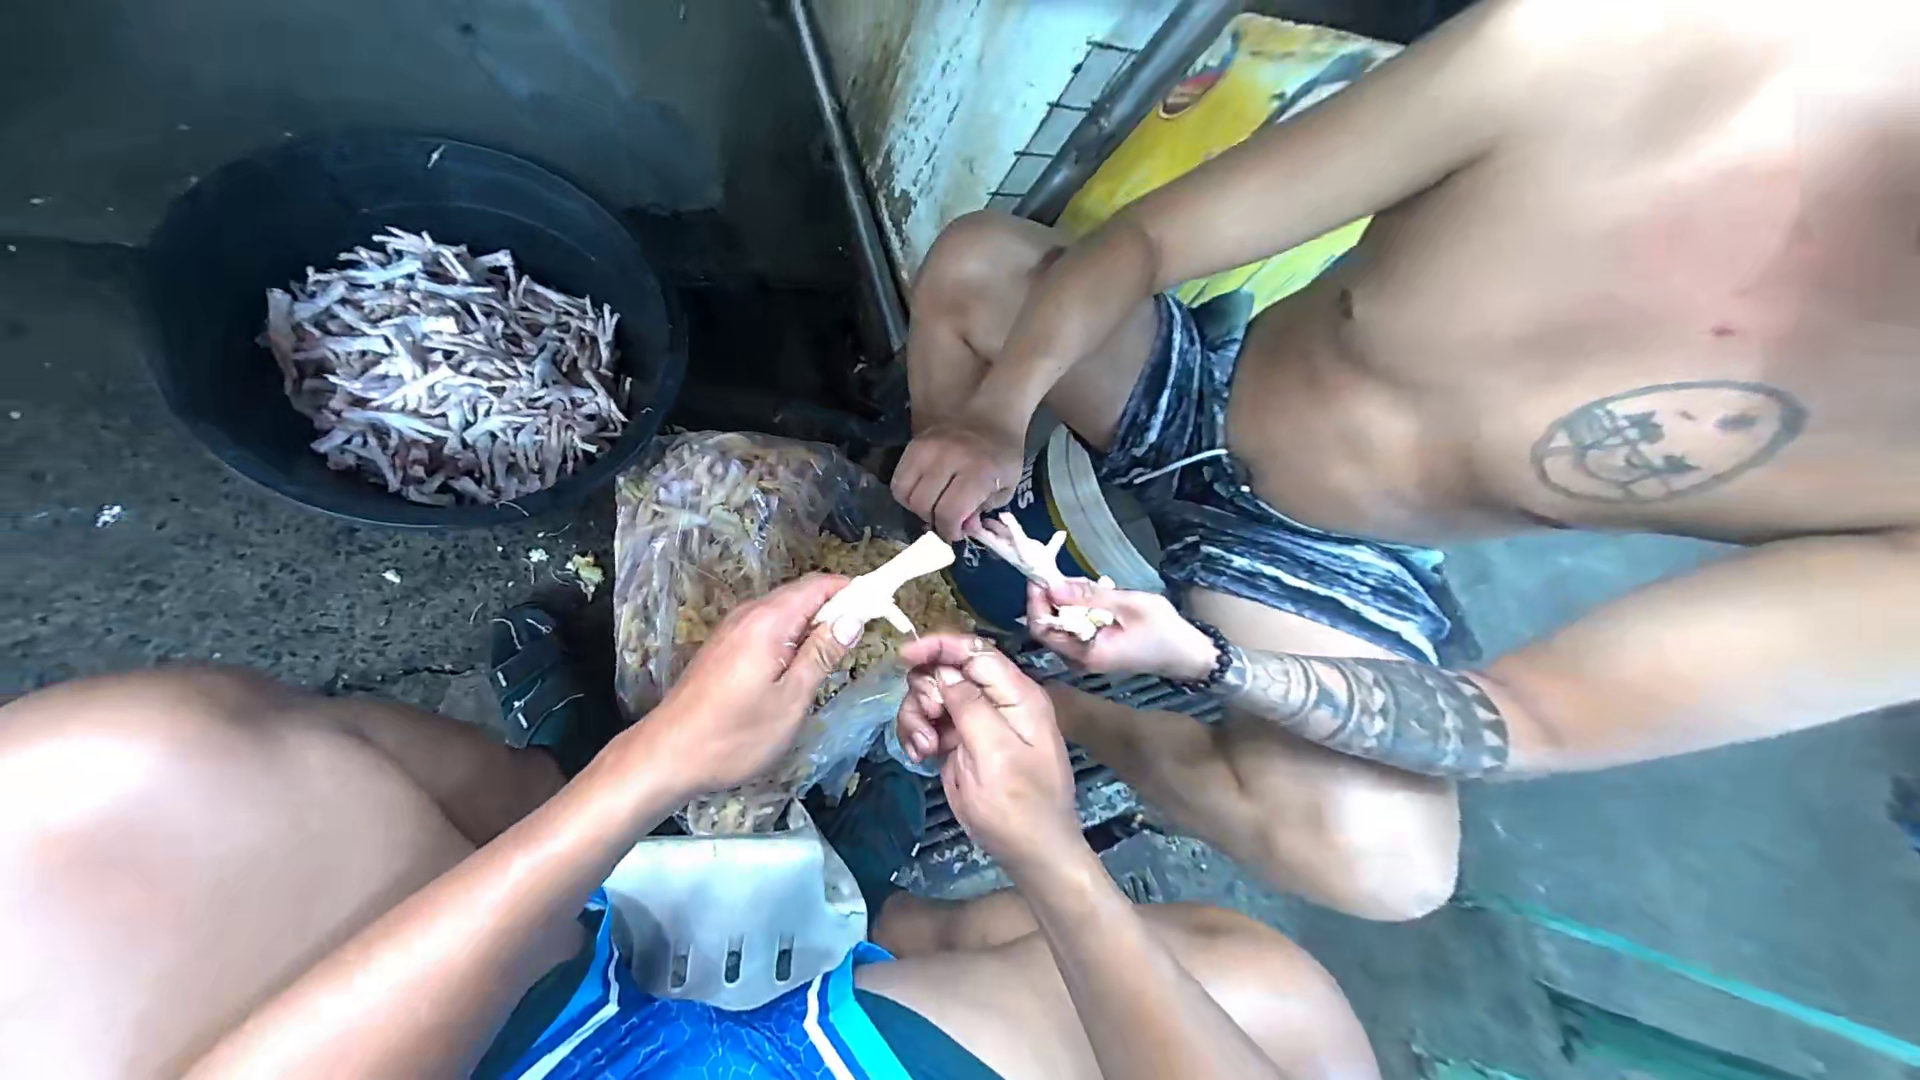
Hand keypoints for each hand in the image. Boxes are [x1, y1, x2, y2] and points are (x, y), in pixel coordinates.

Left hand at [640, 573, 860, 795]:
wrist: (665, 756)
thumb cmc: (735, 734)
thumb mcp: (791, 699)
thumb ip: (823, 653)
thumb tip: (854, 618)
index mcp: (769, 620)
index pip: (820, 585)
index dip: (853, 590)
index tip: (879, 609)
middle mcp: (750, 613)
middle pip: (803, 593)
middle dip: (837, 607)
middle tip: (861, 638)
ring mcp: (733, 627)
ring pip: (786, 609)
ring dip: (815, 622)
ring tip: (835, 654)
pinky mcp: (724, 644)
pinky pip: (768, 624)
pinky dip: (792, 633)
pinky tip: (799, 664)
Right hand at [892, 411, 1024, 541]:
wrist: (989, 414)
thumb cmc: (1002, 455)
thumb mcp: (1006, 487)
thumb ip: (983, 511)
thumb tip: (962, 528)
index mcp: (979, 471)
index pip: (950, 512)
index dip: (949, 531)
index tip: (954, 534)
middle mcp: (949, 458)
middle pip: (923, 505)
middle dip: (933, 521)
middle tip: (945, 520)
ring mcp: (927, 449)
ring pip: (905, 494)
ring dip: (917, 508)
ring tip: (933, 506)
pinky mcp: (913, 444)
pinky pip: (898, 480)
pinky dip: (906, 494)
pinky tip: (923, 493)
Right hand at [896, 635, 1082, 872]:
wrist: (1032, 855)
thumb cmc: (1020, 806)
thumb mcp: (996, 755)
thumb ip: (970, 706)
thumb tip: (944, 672)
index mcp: (1016, 694)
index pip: (975, 651)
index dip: (939, 646)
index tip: (905, 654)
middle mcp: (997, 700)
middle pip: (947, 670)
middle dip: (926, 690)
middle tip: (928, 721)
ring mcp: (977, 721)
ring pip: (932, 694)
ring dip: (918, 715)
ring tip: (924, 747)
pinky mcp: (960, 741)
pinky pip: (929, 720)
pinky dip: (917, 733)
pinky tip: (921, 755)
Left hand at [1026, 580, 1217, 680]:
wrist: (1189, 654)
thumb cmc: (1163, 630)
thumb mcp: (1128, 605)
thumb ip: (1089, 596)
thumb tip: (1051, 585)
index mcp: (1085, 653)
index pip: (1042, 627)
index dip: (1035, 600)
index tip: (1038, 573)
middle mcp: (1078, 658)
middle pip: (1047, 624)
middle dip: (1050, 595)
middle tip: (1059, 569)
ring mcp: (1085, 654)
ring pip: (1060, 622)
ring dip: (1066, 599)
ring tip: (1086, 582)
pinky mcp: (1093, 647)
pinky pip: (1074, 625)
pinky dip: (1078, 606)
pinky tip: (1095, 592)